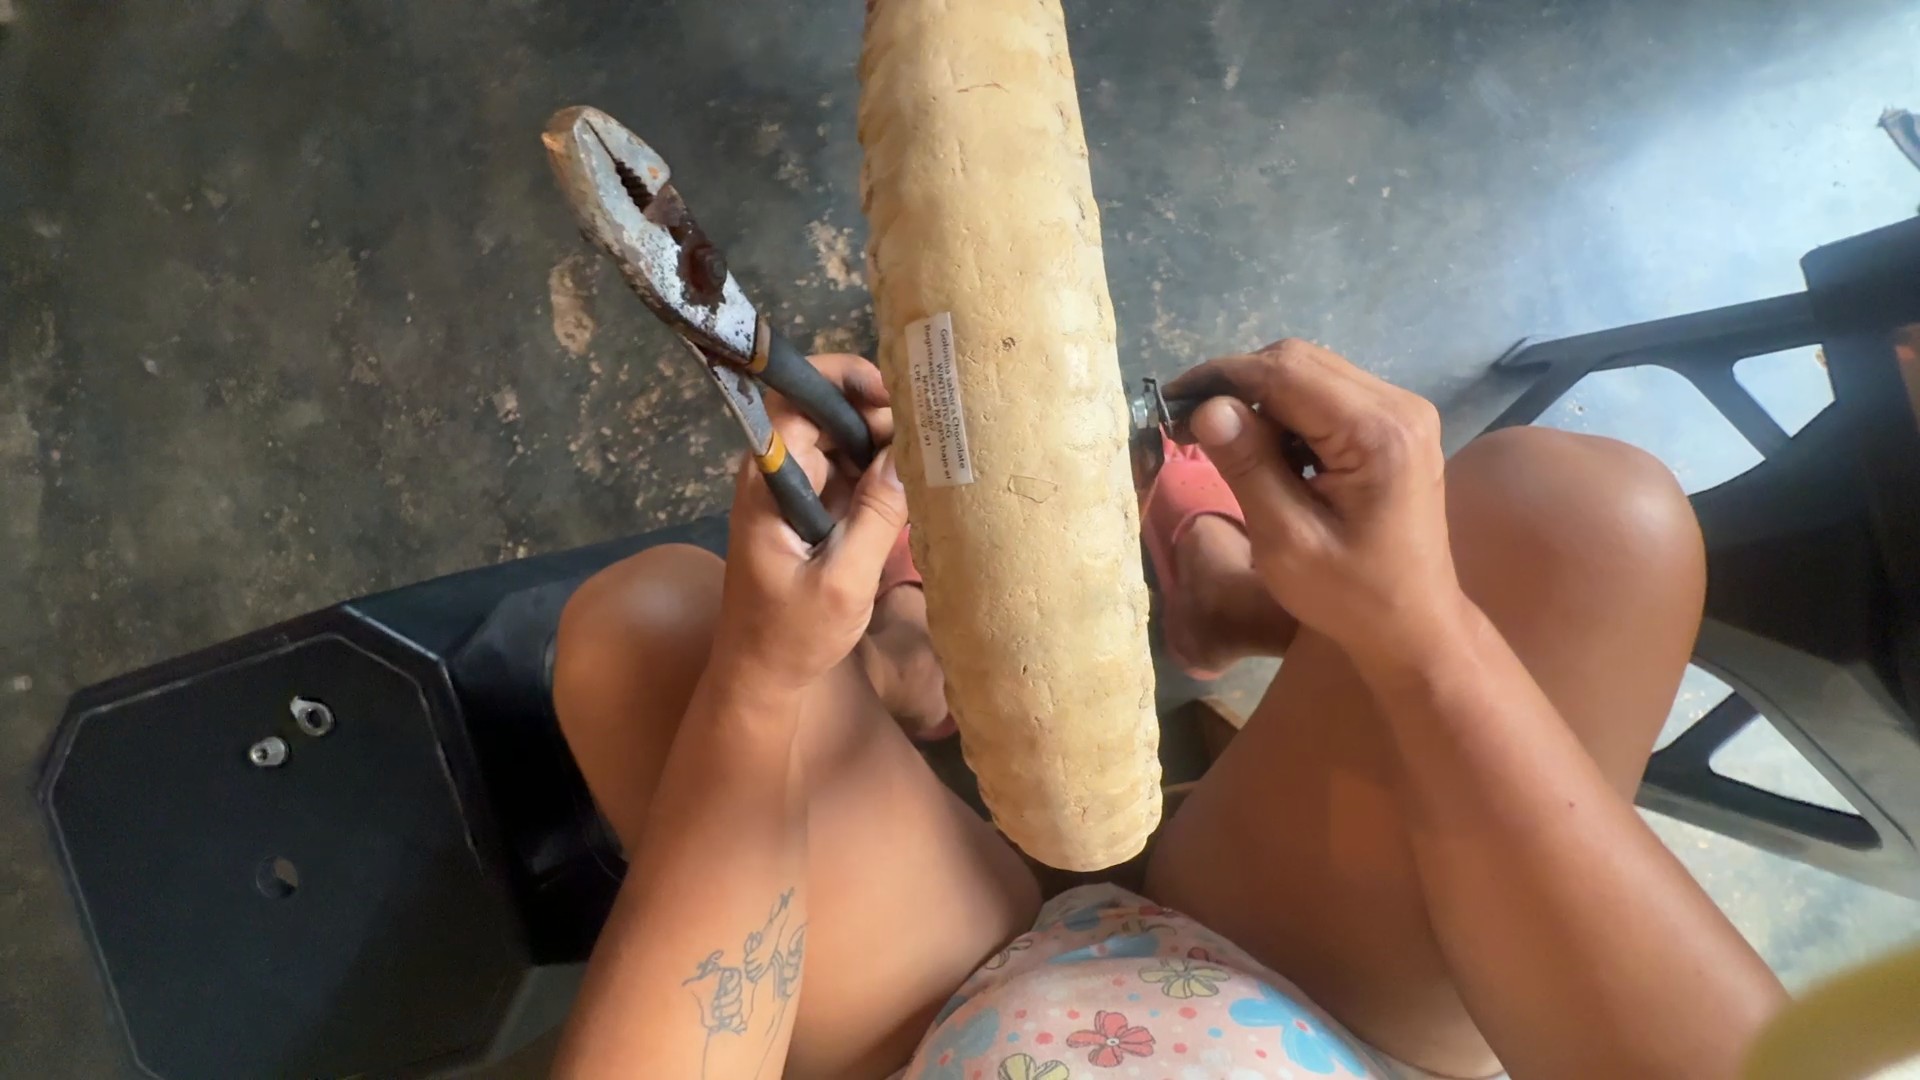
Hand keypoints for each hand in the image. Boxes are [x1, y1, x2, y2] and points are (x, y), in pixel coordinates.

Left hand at [707, 354, 910, 698]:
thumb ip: (876, 516)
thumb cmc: (792, 634)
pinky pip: (844, 473)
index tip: (890, 391)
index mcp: (770, 485)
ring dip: (878, 442)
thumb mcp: (843, 580)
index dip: (839, 381)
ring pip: (836, 442)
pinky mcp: (809, 513)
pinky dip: (875, 470)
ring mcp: (793, 494)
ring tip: (924, 455)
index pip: (794, 404)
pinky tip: (909, 480)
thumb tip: (908, 456)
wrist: (761, 675)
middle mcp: (776, 477)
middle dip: (871, 412)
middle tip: (922, 432)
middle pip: (820, 415)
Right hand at [1166, 339, 1466, 662]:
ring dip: (1257, 399)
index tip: (1171, 402)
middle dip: (1236, 386)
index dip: (1221, 378)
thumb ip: (1248, 466)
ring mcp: (1399, 412)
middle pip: (1297, 362)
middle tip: (1190, 427)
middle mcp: (1397, 406)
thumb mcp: (1285, 539)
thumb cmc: (1348, 595)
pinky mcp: (1391, 425)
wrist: (1411, 625)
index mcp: (1377, 433)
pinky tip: (1266, 451)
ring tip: (1224, 442)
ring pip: (1308, 373)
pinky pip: (1324, 395)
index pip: (1285, 373)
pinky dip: (1283, 412)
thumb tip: (1207, 408)